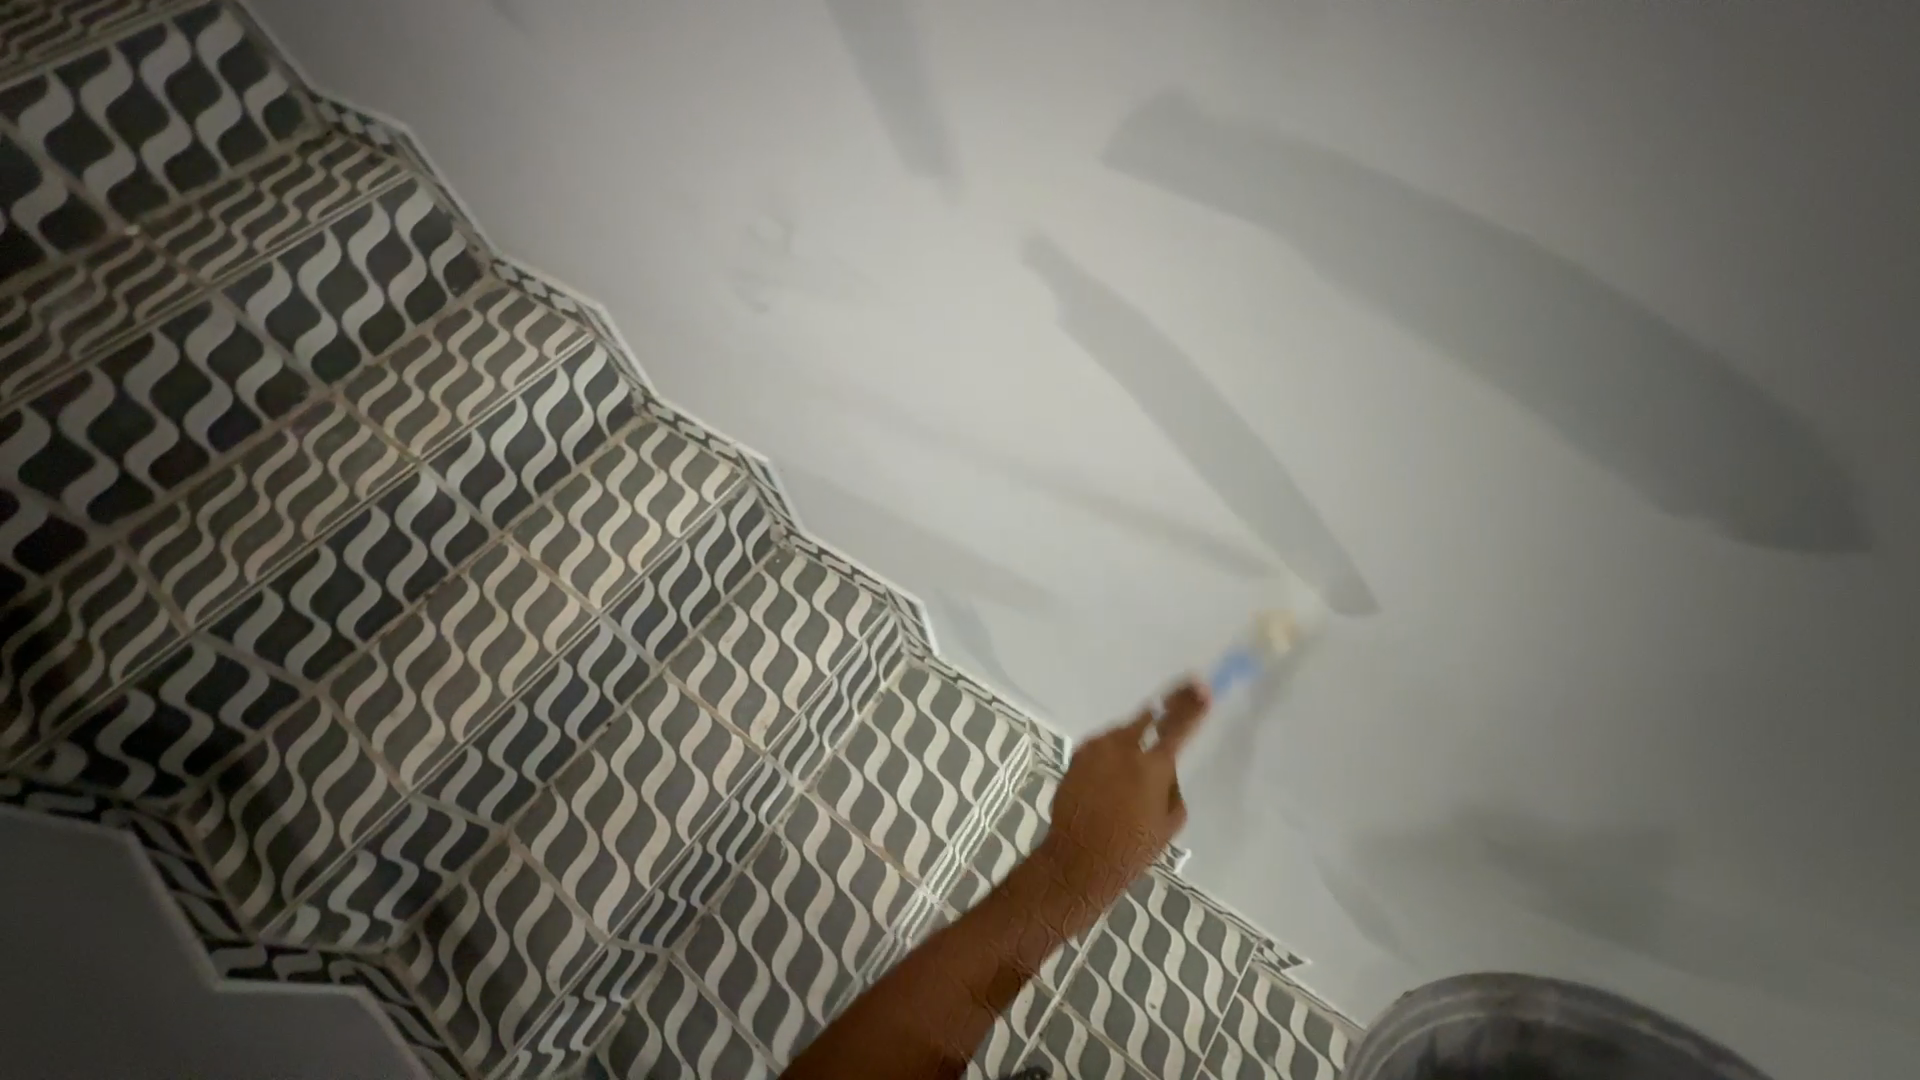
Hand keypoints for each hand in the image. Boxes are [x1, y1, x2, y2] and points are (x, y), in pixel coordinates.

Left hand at [1033, 679, 1210, 908]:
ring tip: (1134, 764)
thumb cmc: (1132, 847)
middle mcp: (1123, 748)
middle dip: (1166, 707)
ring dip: (1133, 739)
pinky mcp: (1077, 756)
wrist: (1080, 857)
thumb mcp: (1169, 821)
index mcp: (1152, 765)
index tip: (1202, 686)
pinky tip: (1113, 774)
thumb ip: (1170, 785)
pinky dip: (1112, 753)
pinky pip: (1103, 746)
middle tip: (1180, 693)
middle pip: (1148, 717)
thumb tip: (1164, 766)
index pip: (1179, 727)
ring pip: (1123, 733)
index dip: (1192, 706)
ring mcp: (1096, 749)